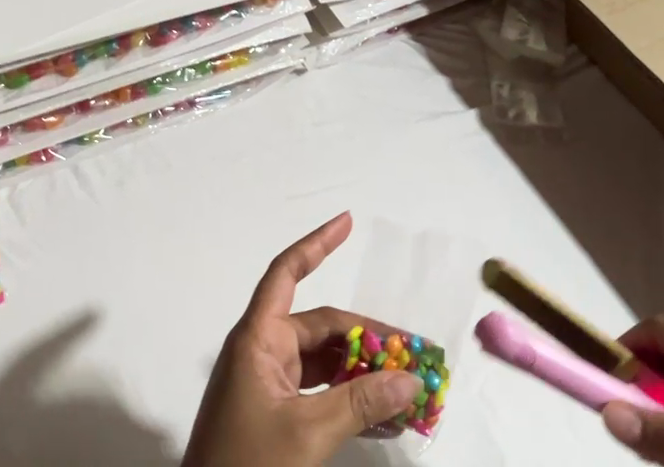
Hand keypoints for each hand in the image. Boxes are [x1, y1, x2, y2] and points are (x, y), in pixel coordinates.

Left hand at [181, 212, 423, 466]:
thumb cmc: (247, 463)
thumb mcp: (308, 433)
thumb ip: (361, 403)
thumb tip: (412, 380)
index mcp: (257, 338)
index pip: (286, 274)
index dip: (316, 245)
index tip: (347, 221)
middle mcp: (263, 351)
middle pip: (321, 327)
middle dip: (368, 338)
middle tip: (416, 351)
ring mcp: (269, 384)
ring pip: (326, 363)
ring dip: (365, 373)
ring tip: (411, 384)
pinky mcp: (276, 415)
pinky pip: (321, 393)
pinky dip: (351, 399)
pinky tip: (388, 414)